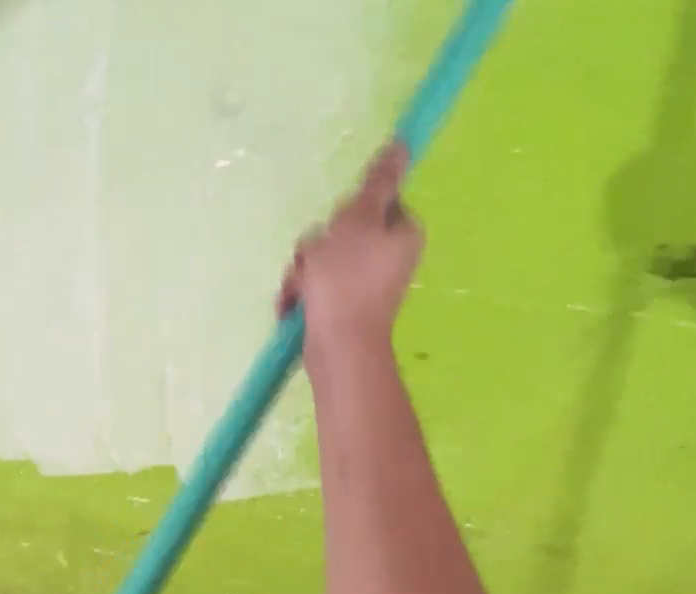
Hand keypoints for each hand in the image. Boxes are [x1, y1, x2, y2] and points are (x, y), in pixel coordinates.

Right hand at [277, 143, 423, 366]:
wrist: (338, 348)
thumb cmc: (346, 283)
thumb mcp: (358, 220)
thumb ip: (377, 182)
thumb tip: (401, 144)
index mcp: (402, 233)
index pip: (369, 204)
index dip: (344, 215)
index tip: (335, 230)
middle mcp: (389, 258)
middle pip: (341, 232)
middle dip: (316, 248)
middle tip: (312, 264)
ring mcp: (365, 286)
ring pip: (322, 262)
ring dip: (302, 273)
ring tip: (300, 291)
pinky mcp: (343, 309)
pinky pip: (316, 289)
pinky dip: (301, 295)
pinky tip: (293, 307)